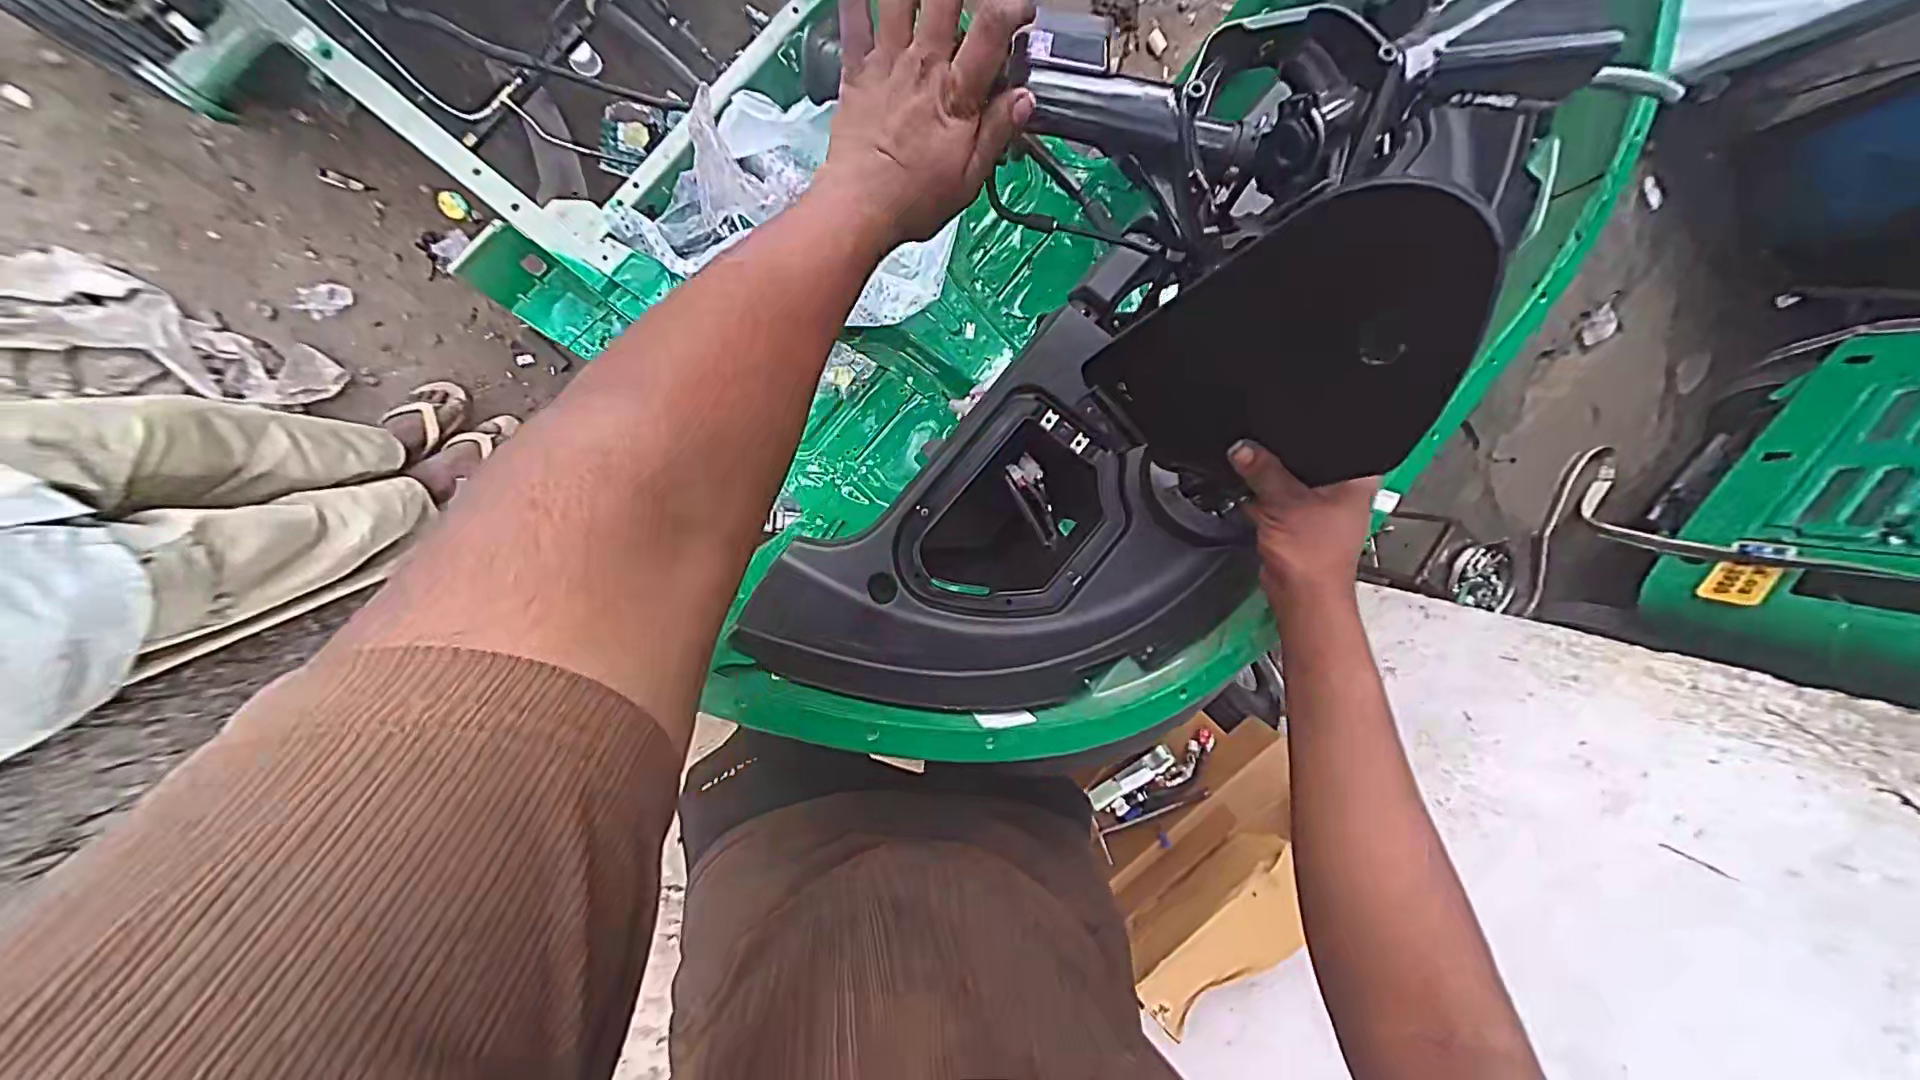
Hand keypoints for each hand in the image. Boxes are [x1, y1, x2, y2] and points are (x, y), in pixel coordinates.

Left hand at [812, 0, 1036, 246]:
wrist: (859, 208)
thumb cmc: (910, 200)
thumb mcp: (969, 178)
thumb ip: (997, 132)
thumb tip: (1023, 101)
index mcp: (956, 95)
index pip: (992, 29)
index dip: (1012, 9)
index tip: (1020, 13)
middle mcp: (922, 68)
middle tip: (969, 2)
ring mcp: (887, 65)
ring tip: (926, 0)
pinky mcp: (856, 73)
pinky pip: (853, 19)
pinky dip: (854, 1)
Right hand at [1229, 440, 1378, 607]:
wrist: (1300, 595)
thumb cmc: (1313, 556)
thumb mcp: (1284, 503)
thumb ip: (1262, 471)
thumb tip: (1241, 448)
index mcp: (1357, 479)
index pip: (1335, 441)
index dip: (1307, 431)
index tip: (1282, 422)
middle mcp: (1342, 490)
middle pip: (1306, 459)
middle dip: (1280, 456)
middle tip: (1258, 446)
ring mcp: (1318, 507)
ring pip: (1288, 479)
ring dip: (1269, 479)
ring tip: (1251, 471)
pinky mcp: (1296, 521)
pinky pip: (1275, 498)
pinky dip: (1261, 497)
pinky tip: (1247, 493)